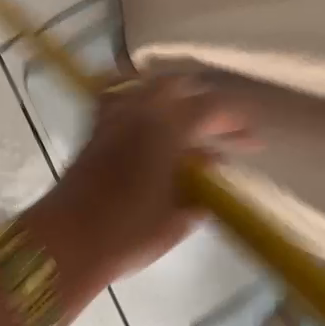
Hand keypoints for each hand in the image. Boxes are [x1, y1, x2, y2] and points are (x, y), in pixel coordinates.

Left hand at [21, 70, 254, 284]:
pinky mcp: (96, 125)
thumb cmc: (130, 231)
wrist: (70, 238)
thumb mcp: (180, 214)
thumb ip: (202, 184)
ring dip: (175, 98)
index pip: (211, 106)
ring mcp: (114, 113)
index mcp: (168, 125)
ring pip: (150, 87)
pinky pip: (121, 94)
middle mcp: (140, 108)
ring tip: (192, 122)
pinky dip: (139, 97)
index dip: (236, 118)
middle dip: (205, 103)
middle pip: (179, 86)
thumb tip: (213, 165)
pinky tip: (148, 113)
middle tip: (225, 130)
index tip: (254, 134)